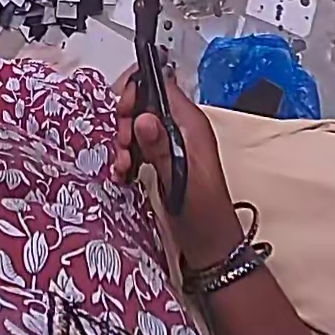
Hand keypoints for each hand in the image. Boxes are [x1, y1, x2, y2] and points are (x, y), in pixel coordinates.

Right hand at [113, 65, 244, 268]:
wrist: (211, 249)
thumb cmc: (203, 215)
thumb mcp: (180, 179)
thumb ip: (161, 148)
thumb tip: (143, 117)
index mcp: (190, 124)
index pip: (160, 85)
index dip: (137, 91)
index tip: (124, 112)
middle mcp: (180, 128)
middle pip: (144, 103)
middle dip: (126, 120)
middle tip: (124, 144)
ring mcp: (171, 142)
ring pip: (137, 124)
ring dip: (124, 141)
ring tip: (124, 164)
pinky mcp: (162, 158)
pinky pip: (137, 144)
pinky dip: (127, 155)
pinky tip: (124, 172)